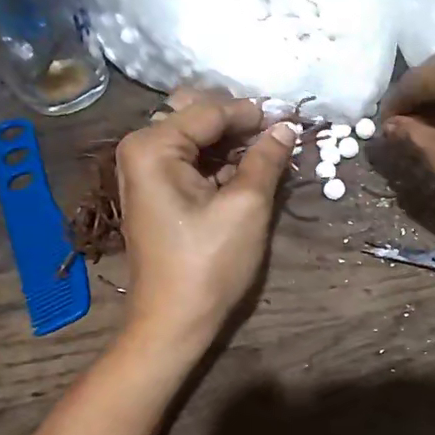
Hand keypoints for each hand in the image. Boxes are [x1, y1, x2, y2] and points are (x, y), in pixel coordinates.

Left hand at [116, 91, 297, 345]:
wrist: (173, 323)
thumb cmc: (208, 265)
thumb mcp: (246, 206)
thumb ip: (266, 159)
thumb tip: (287, 127)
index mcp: (152, 146)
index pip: (210, 111)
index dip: (254, 113)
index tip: (293, 118)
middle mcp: (141, 150)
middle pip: (198, 119)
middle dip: (241, 125)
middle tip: (281, 135)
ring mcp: (145, 172)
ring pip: (197, 141)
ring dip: (233, 144)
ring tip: (272, 153)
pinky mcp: (157, 193)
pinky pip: (191, 163)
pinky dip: (220, 164)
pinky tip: (249, 171)